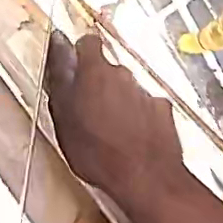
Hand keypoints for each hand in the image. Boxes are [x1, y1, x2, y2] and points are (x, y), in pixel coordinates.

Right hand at [46, 31, 186, 199]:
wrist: (146, 180)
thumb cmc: (98, 151)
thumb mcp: (63, 116)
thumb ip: (59, 77)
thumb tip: (57, 46)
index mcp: (94, 70)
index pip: (87, 42)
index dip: (81, 53)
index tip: (75, 69)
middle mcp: (122, 73)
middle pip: (108, 68)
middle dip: (99, 84)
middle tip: (89, 110)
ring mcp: (145, 91)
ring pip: (127, 88)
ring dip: (119, 101)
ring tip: (111, 131)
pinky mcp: (164, 111)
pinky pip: (148, 106)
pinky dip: (141, 117)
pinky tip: (135, 138)